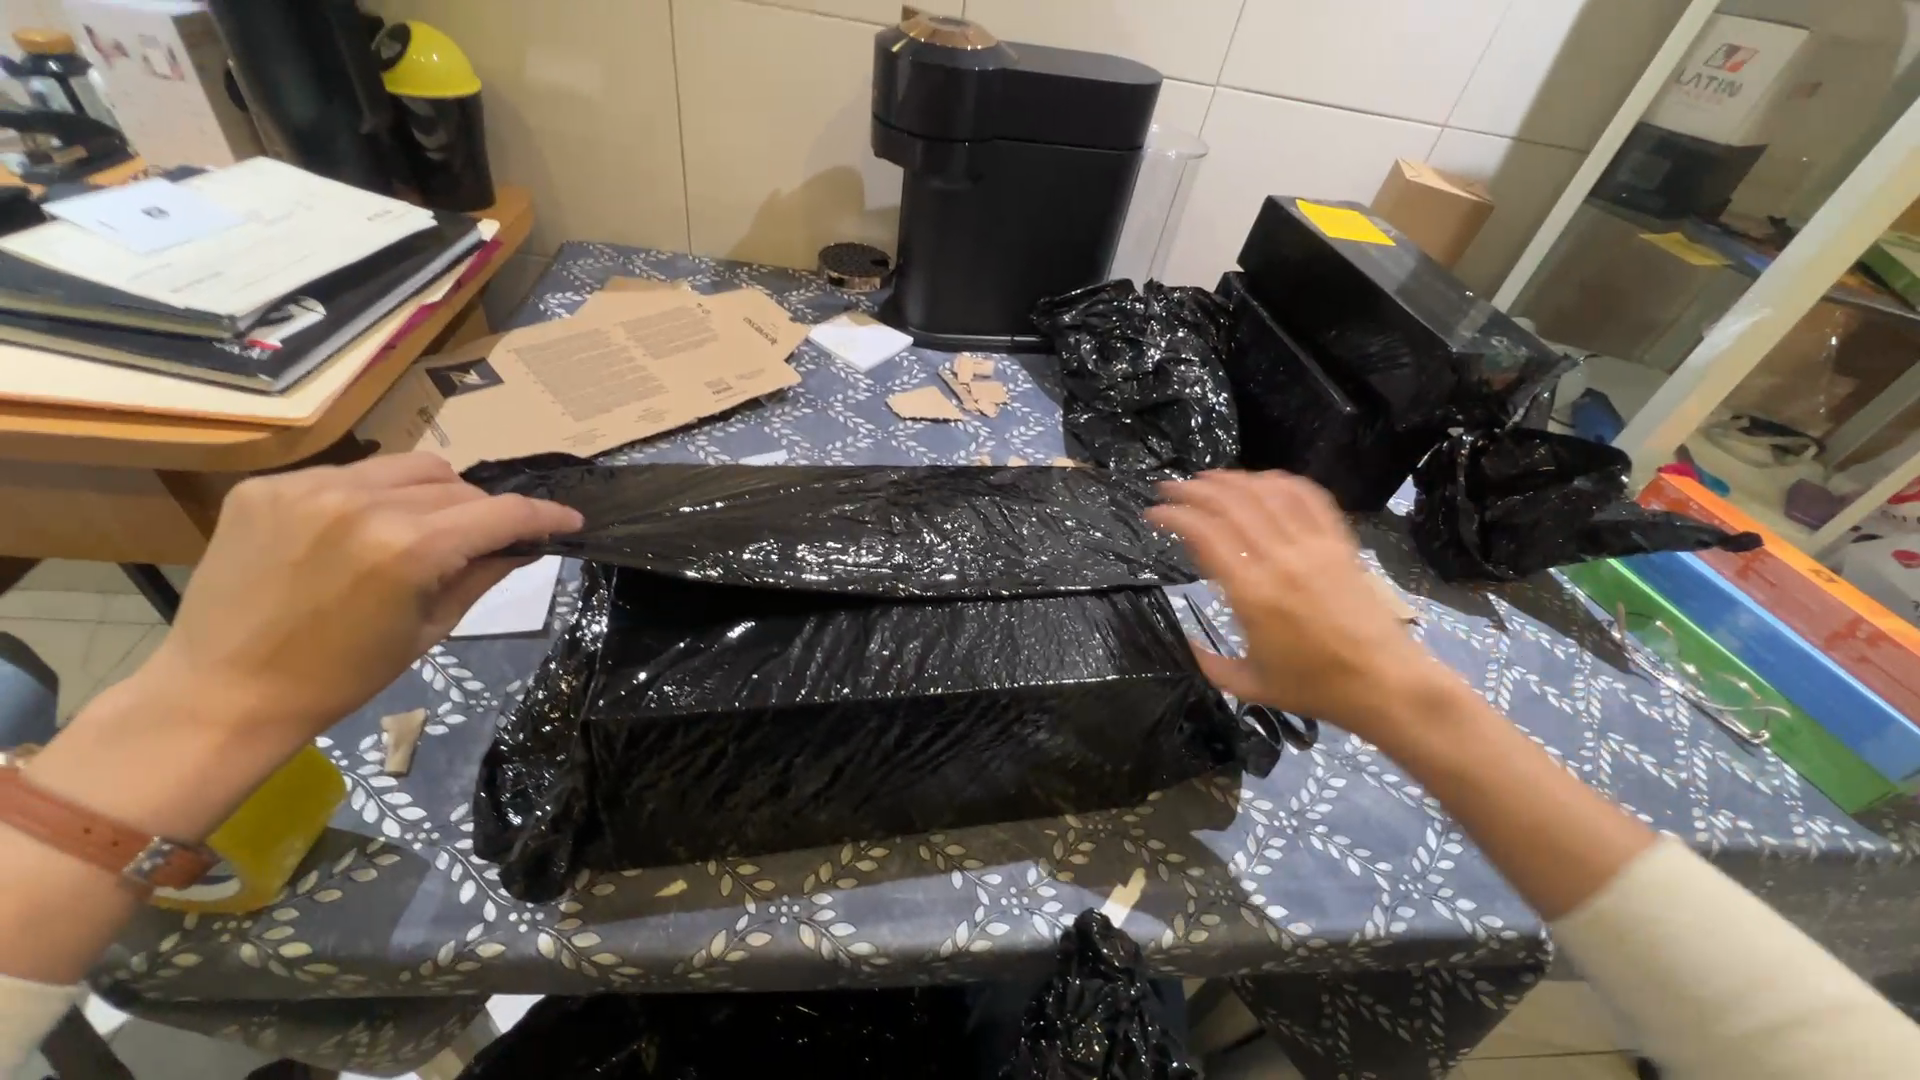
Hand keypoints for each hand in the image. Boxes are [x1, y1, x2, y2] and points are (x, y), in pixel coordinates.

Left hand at [144, 452, 582, 754]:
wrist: (225, 692)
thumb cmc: (344, 676)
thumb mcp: (432, 628)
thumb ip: (484, 573)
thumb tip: (525, 543)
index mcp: (409, 549)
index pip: (501, 512)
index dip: (544, 514)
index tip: (570, 519)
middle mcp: (363, 503)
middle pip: (460, 485)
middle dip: (483, 512)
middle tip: (483, 543)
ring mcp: (309, 488)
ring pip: (411, 468)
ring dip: (435, 495)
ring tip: (422, 530)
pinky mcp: (269, 486)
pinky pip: (352, 474)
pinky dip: (375, 496)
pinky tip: (360, 531)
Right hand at [1148, 471, 1447, 737]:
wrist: (1385, 684)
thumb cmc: (1314, 688)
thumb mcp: (1248, 685)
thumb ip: (1206, 662)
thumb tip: (1180, 640)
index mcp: (1252, 593)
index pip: (1204, 534)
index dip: (1174, 515)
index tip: (1154, 514)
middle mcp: (1280, 560)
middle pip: (1231, 504)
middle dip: (1194, 489)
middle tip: (1171, 488)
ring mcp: (1314, 547)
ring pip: (1267, 493)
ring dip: (1233, 479)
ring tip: (1208, 478)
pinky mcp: (1340, 544)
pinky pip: (1310, 498)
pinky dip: (1282, 482)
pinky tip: (1262, 481)